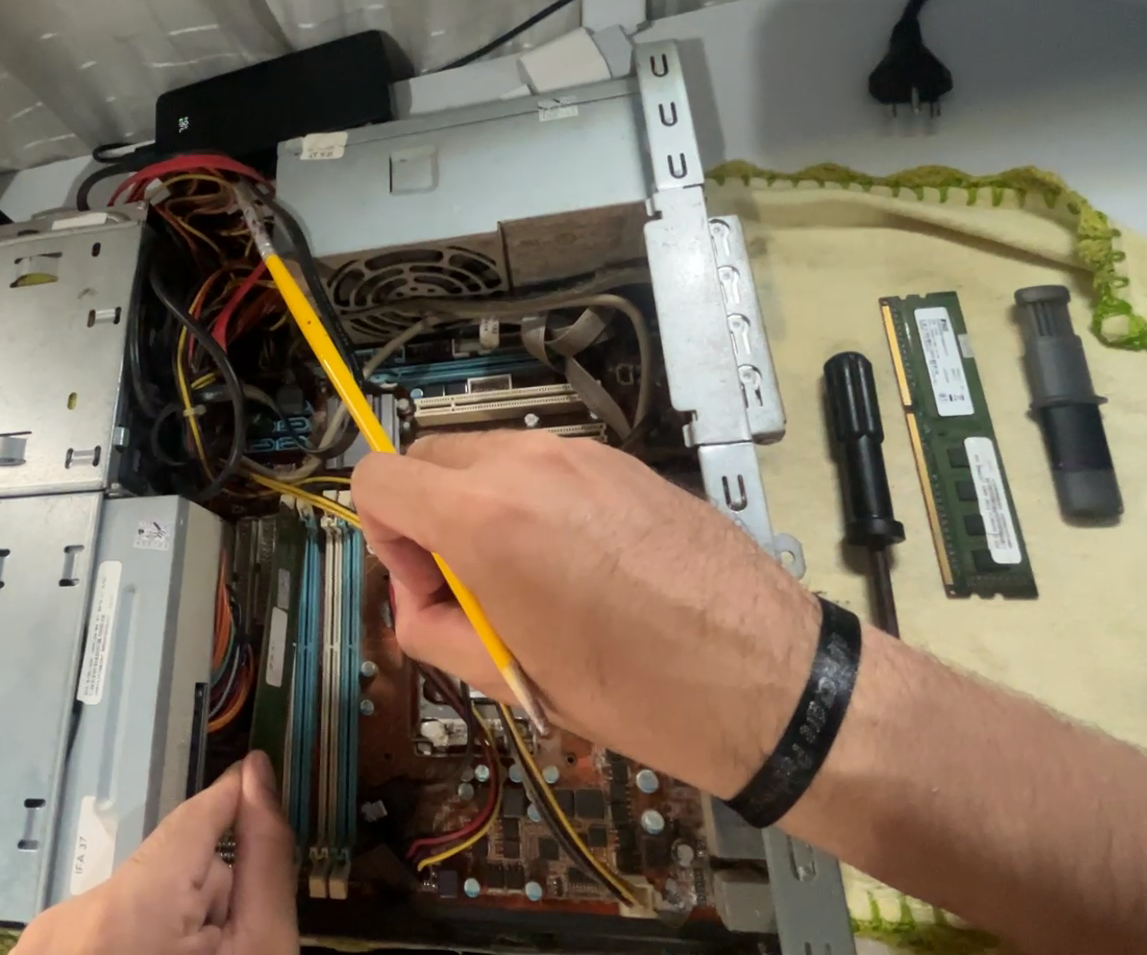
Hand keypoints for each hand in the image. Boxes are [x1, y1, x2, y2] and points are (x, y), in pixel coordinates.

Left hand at [13, 751, 296, 954]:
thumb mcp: (259, 953)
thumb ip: (264, 861)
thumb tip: (259, 774)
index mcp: (130, 905)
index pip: (195, 816)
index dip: (236, 798)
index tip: (263, 789)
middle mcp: (70, 913)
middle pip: (167, 869)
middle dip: (202, 898)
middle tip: (226, 950)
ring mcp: (40, 944)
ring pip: (133, 902)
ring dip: (165, 929)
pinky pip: (95, 932)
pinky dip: (127, 948)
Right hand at [351, 430, 819, 796]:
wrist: (769, 679)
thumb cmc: (634, 692)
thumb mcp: (506, 677)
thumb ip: (428, 627)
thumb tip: (413, 598)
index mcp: (485, 517)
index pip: (377, 478)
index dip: (380, 532)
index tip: (424, 581)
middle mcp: (525, 464)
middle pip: (425, 457)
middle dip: (425, 514)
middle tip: (468, 580)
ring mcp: (577, 453)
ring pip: (482, 455)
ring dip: (476, 504)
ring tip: (525, 572)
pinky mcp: (617, 459)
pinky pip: (539, 462)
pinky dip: (528, 498)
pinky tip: (575, 558)